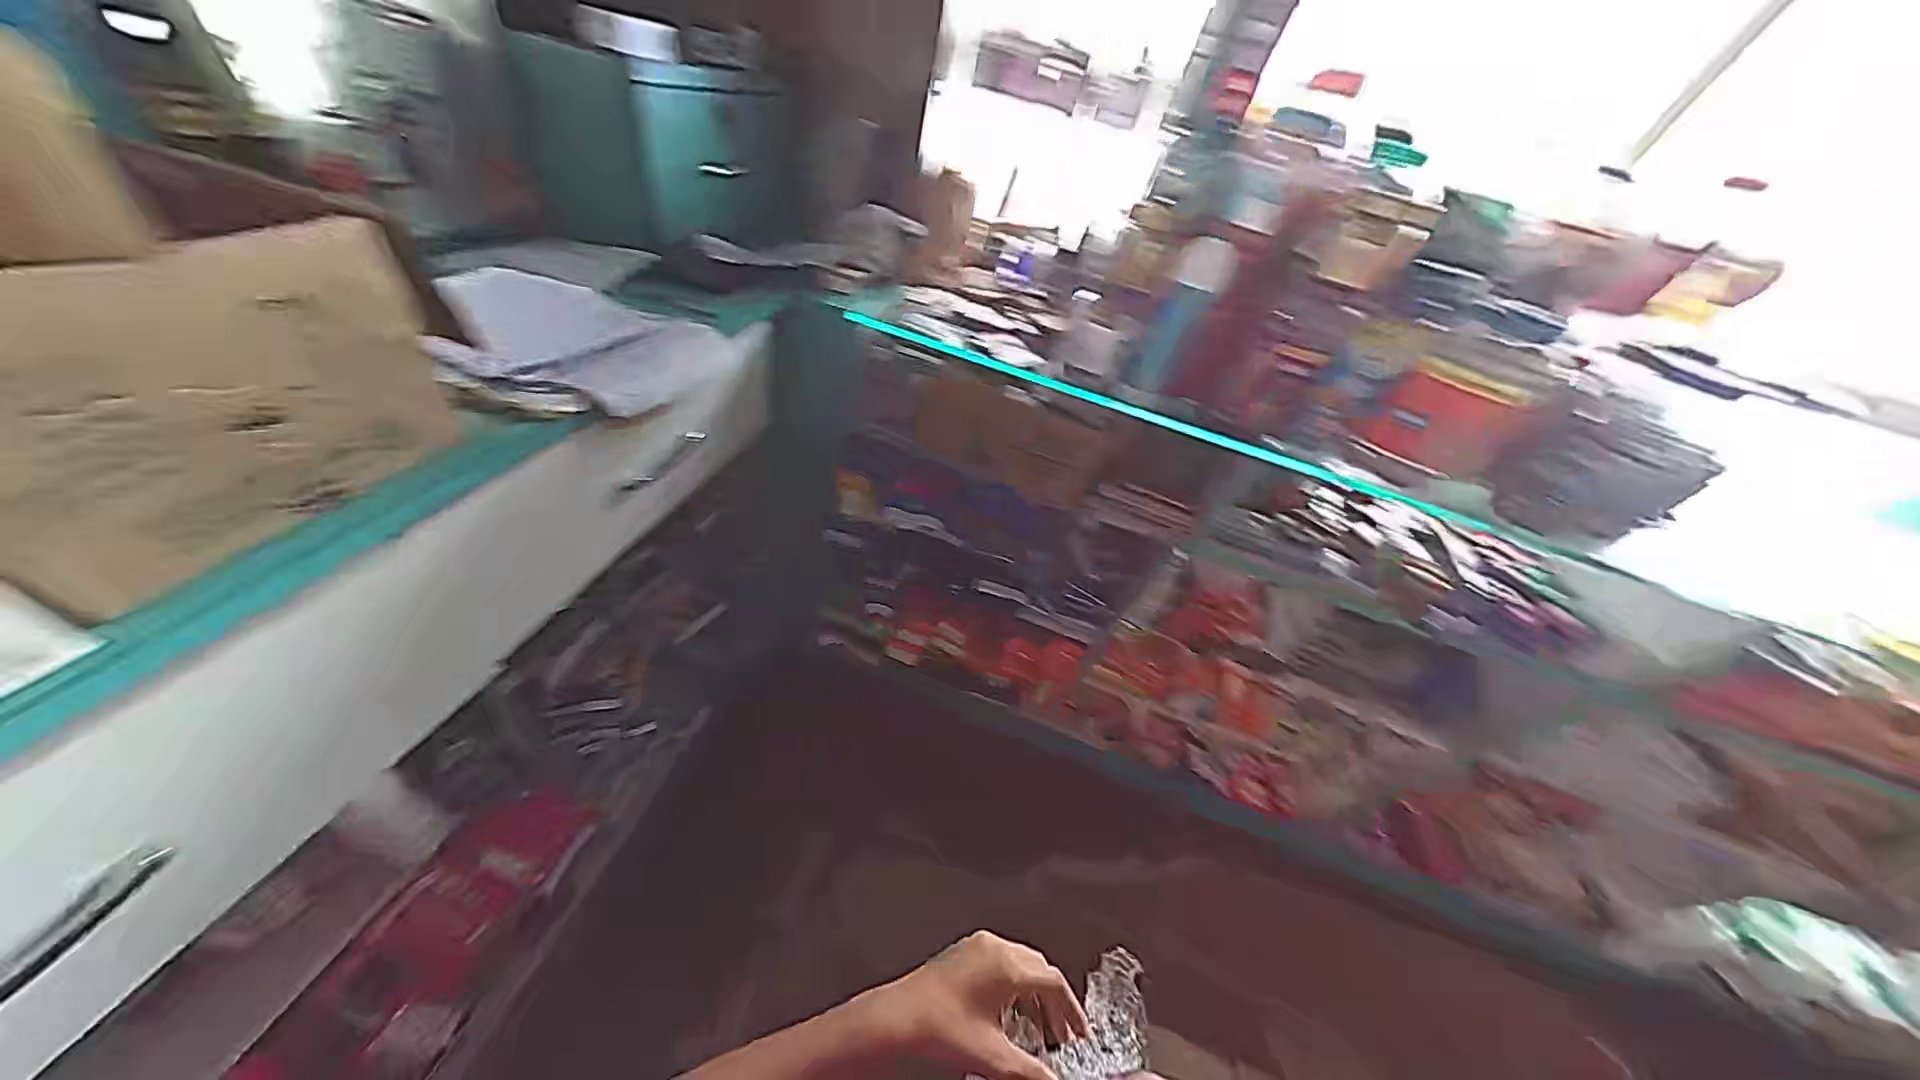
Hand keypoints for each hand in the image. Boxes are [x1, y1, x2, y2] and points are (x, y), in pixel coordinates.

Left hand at [855, 931, 1090, 1079]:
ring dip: (1035, 994)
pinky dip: (1015, 984)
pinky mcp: (965, 951)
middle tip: (1062, 1036)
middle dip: (1055, 1003)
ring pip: (1021, 964)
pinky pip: (1002, 961)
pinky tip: (1011, 1014)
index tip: (1080, 1034)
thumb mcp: (993, 1057)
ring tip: (1039, 1029)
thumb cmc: (940, 1030)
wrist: (899, 1017)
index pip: (1054, 982)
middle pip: (1040, 970)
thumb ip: (1030, 1072)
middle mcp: (995, 948)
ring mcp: (978, 946)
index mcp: (1007, 965)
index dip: (1072, 1011)